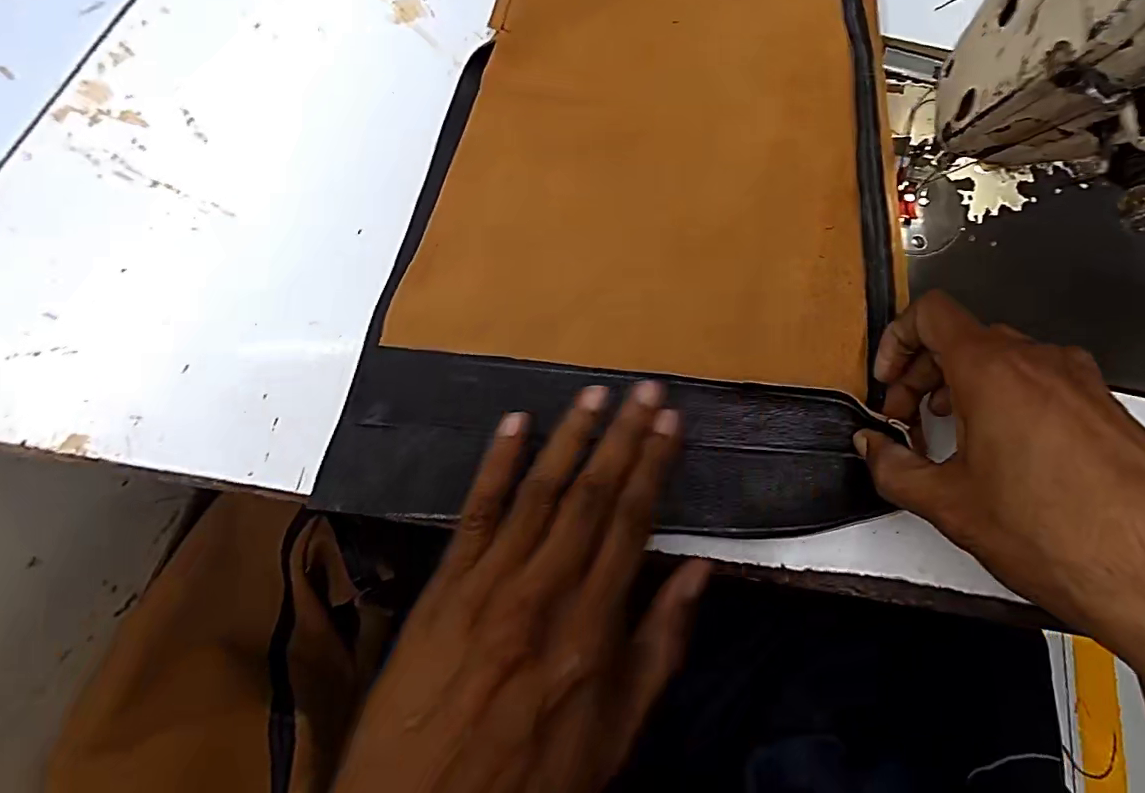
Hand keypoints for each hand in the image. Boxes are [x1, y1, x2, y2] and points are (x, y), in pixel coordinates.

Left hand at [331, 382, 711, 792]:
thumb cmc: (534, 776)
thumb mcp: (616, 731)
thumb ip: (662, 644)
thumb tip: (701, 571)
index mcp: (591, 627)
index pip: (631, 523)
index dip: (653, 466)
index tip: (670, 423)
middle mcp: (543, 591)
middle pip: (590, 496)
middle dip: (622, 437)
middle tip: (645, 389)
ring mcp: (488, 584)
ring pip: (538, 493)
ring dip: (569, 437)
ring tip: (595, 393)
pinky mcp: (444, 587)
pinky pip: (474, 513)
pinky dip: (496, 464)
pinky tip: (515, 423)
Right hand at [856, 292, 1144, 792]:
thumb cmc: (1070, 536)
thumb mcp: (951, 505)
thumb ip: (894, 468)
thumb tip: (874, 449)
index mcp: (992, 368)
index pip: (929, 313)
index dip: (895, 339)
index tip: (888, 377)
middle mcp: (1039, 362)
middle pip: (963, 339)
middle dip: (924, 374)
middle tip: (909, 419)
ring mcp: (1079, 382)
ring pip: (1004, 362)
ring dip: (966, 389)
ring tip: (954, 441)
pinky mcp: (1105, 409)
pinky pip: (1042, 386)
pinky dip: (1009, 404)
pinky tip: (1006, 458)